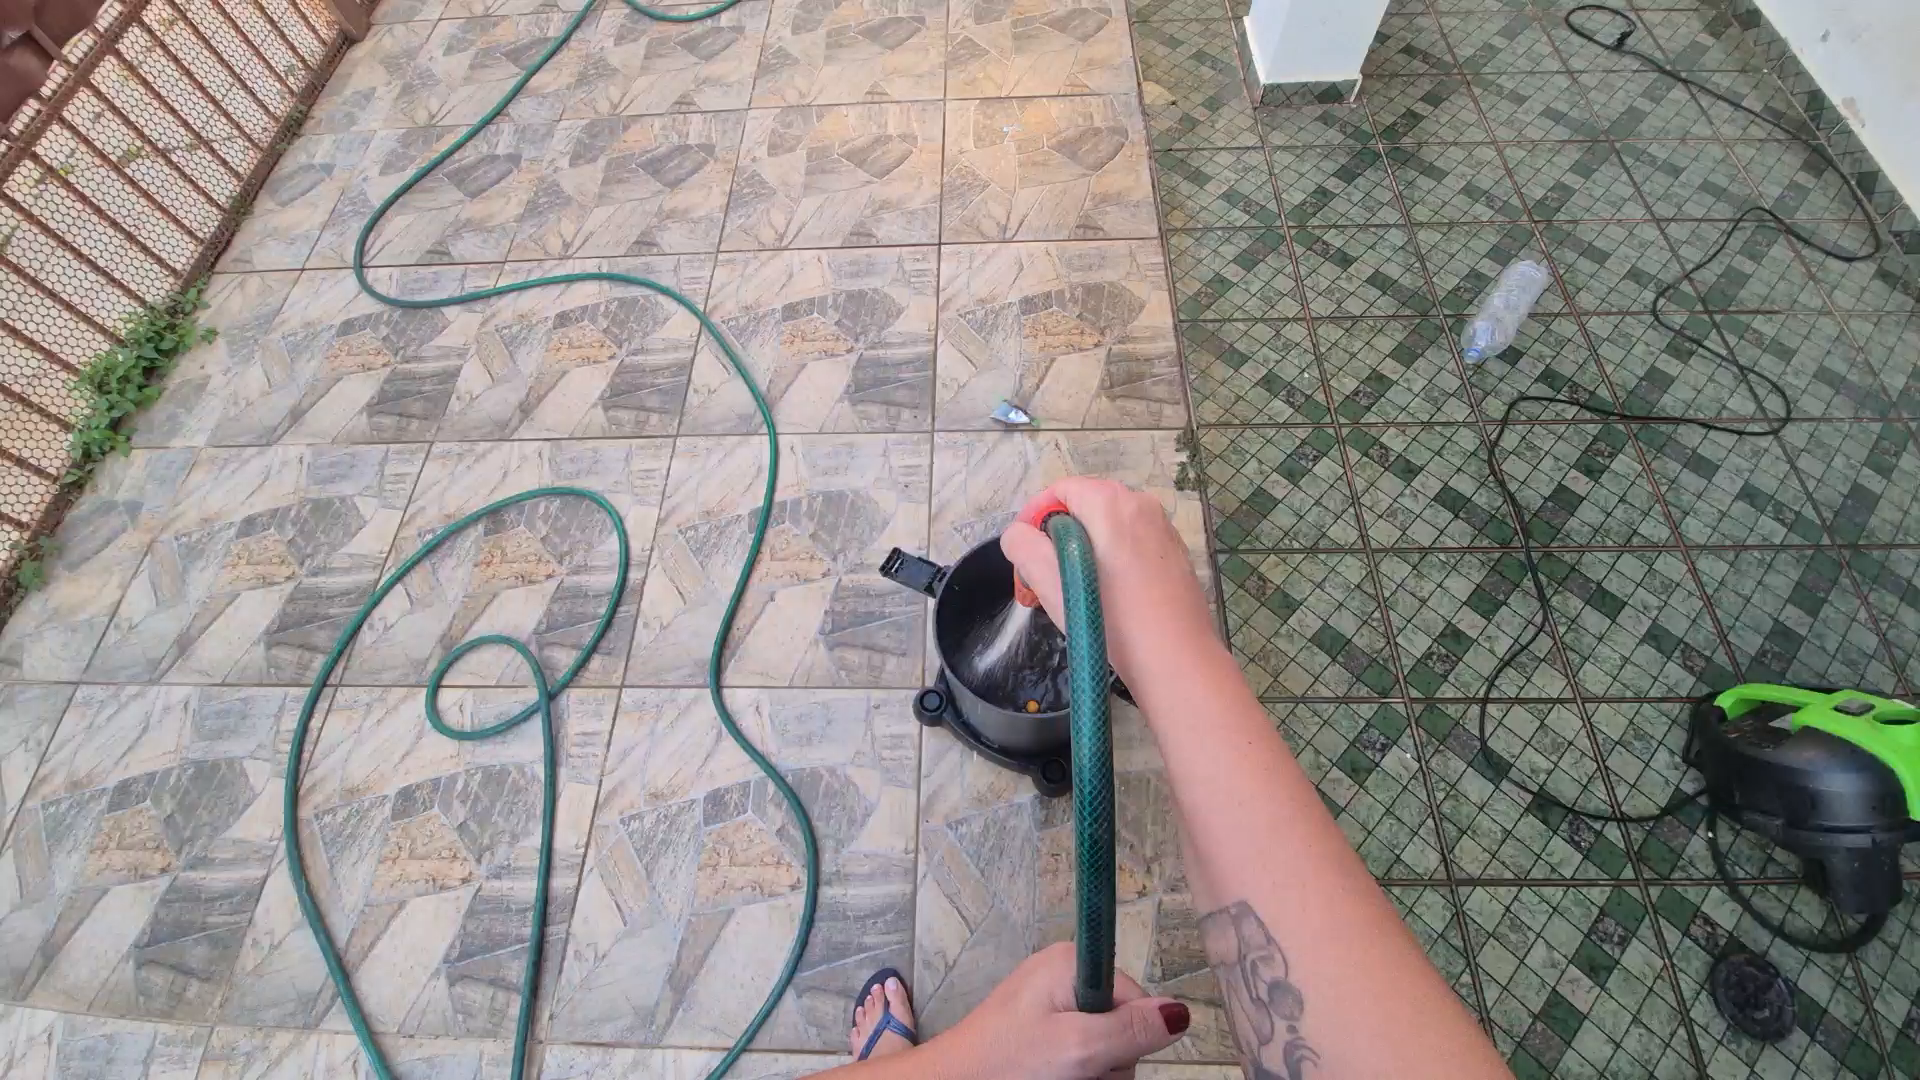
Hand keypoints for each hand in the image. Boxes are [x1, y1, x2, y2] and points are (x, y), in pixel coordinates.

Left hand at [934, 943, 1190, 1079]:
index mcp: (1072, 961)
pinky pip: (1080, 1053)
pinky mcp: (1042, 1030)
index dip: (1130, 1037)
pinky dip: (1076, 1075)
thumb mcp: (1077, 1048)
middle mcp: (1065, 974)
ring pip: (1103, 1047)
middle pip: (1121, 1025)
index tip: (1100, 1056)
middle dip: (1108, 1063)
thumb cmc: (1011, 1062)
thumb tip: (1182, 1011)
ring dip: (1092, 1075)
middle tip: (1074, 1075)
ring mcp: (1052, 1003)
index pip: (1136, 999)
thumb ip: (1131, 1030)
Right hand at [1000, 478, 1218, 686]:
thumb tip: (1020, 535)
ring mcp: (1163, 529)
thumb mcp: (1051, 582)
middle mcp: (1142, 504)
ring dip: (1079, 553)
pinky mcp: (1175, 555)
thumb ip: (1023, 546)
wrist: (1178, 662)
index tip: (1022, 556)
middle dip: (1054, 540)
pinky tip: (1104, 599)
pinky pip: (1130, 545)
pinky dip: (1108, 561)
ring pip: (1106, 529)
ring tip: (1068, 594)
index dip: (1032, 518)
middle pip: (1083, 508)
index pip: (1059, 490)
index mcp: (1112, 502)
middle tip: (1039, 581)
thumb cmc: (1111, 619)